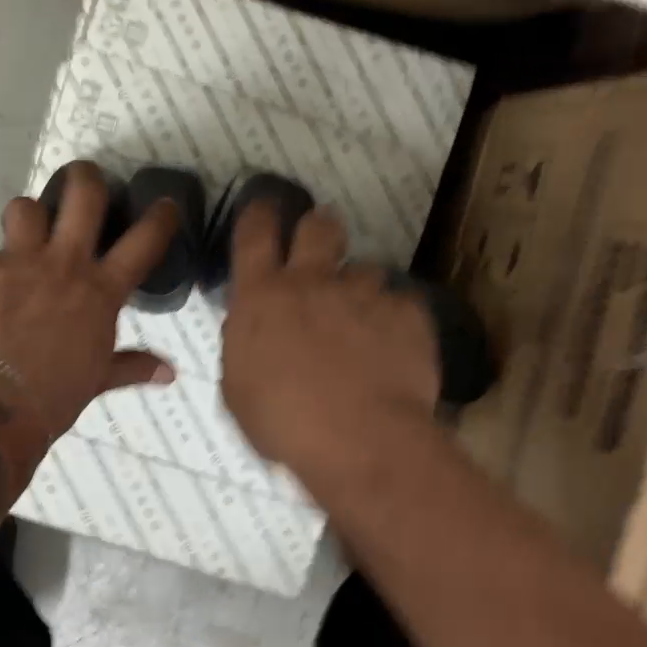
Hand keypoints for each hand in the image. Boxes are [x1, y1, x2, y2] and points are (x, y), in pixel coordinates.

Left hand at [0, 162, 178, 453]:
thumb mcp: (96, 382)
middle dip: (85, 178)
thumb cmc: (51, 399)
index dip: (159, 218)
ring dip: (22, 218)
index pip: (143, 243)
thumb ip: (131, 367)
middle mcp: (61, 264)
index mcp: (99, 292)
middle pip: (83, 196)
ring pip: (22, 208)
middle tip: (82, 178)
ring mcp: (13, 261)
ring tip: (19, 231)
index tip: (164, 204)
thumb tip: (168, 373)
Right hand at [220, 204, 439, 476]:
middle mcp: (312, 283)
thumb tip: (252, 328)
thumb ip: (245, 346)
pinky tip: (395, 351)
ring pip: (365, 272)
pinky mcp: (407, 314)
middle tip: (321, 244)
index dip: (259, 213)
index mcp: (263, 298)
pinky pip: (401, 306)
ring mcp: (363, 295)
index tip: (265, 205)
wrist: (361, 442)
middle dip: (319, 227)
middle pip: (318, 228)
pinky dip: (396, 323)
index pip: (255, 234)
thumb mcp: (239, 388)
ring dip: (360, 291)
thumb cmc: (284, 424)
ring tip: (364, 325)